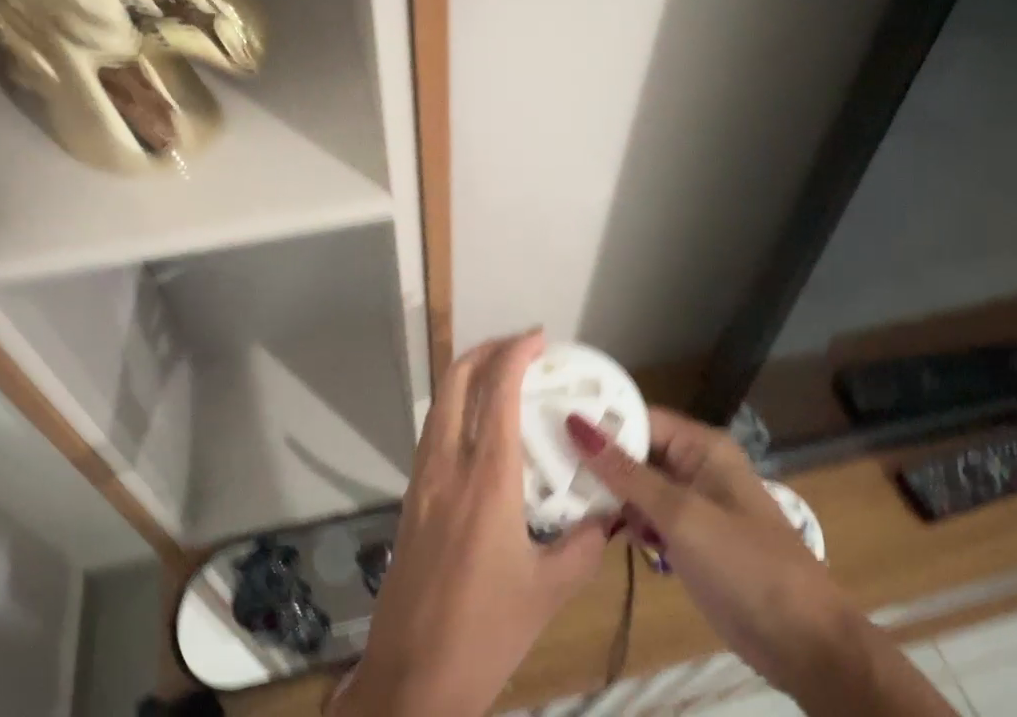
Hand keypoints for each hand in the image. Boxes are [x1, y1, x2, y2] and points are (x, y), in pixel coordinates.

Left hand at [334, 333, 611, 716]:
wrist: (411, 678)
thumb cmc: (486, 633)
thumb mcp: (550, 590)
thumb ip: (584, 543)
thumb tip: (607, 514)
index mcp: (486, 481)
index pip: (497, 393)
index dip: (516, 354)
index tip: (539, 338)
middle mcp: (446, 468)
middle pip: (456, 383)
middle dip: (486, 351)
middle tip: (522, 349)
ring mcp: (420, 482)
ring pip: (440, 406)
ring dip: (468, 378)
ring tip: (505, 379)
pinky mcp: (410, 501)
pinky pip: (434, 435)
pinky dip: (457, 412)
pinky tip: (482, 432)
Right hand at [568, 409, 956, 716]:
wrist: (803, 641)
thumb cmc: (745, 566)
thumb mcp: (681, 514)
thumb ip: (625, 471)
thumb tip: (575, 422)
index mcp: (702, 447)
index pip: (638, 417)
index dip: (595, 419)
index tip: (544, 420)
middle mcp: (694, 468)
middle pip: (634, 450)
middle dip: (593, 458)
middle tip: (537, 461)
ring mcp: (691, 506)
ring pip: (635, 486)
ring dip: (602, 492)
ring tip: (547, 492)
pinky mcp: (686, 540)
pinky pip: (645, 517)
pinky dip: (620, 521)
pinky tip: (582, 525)